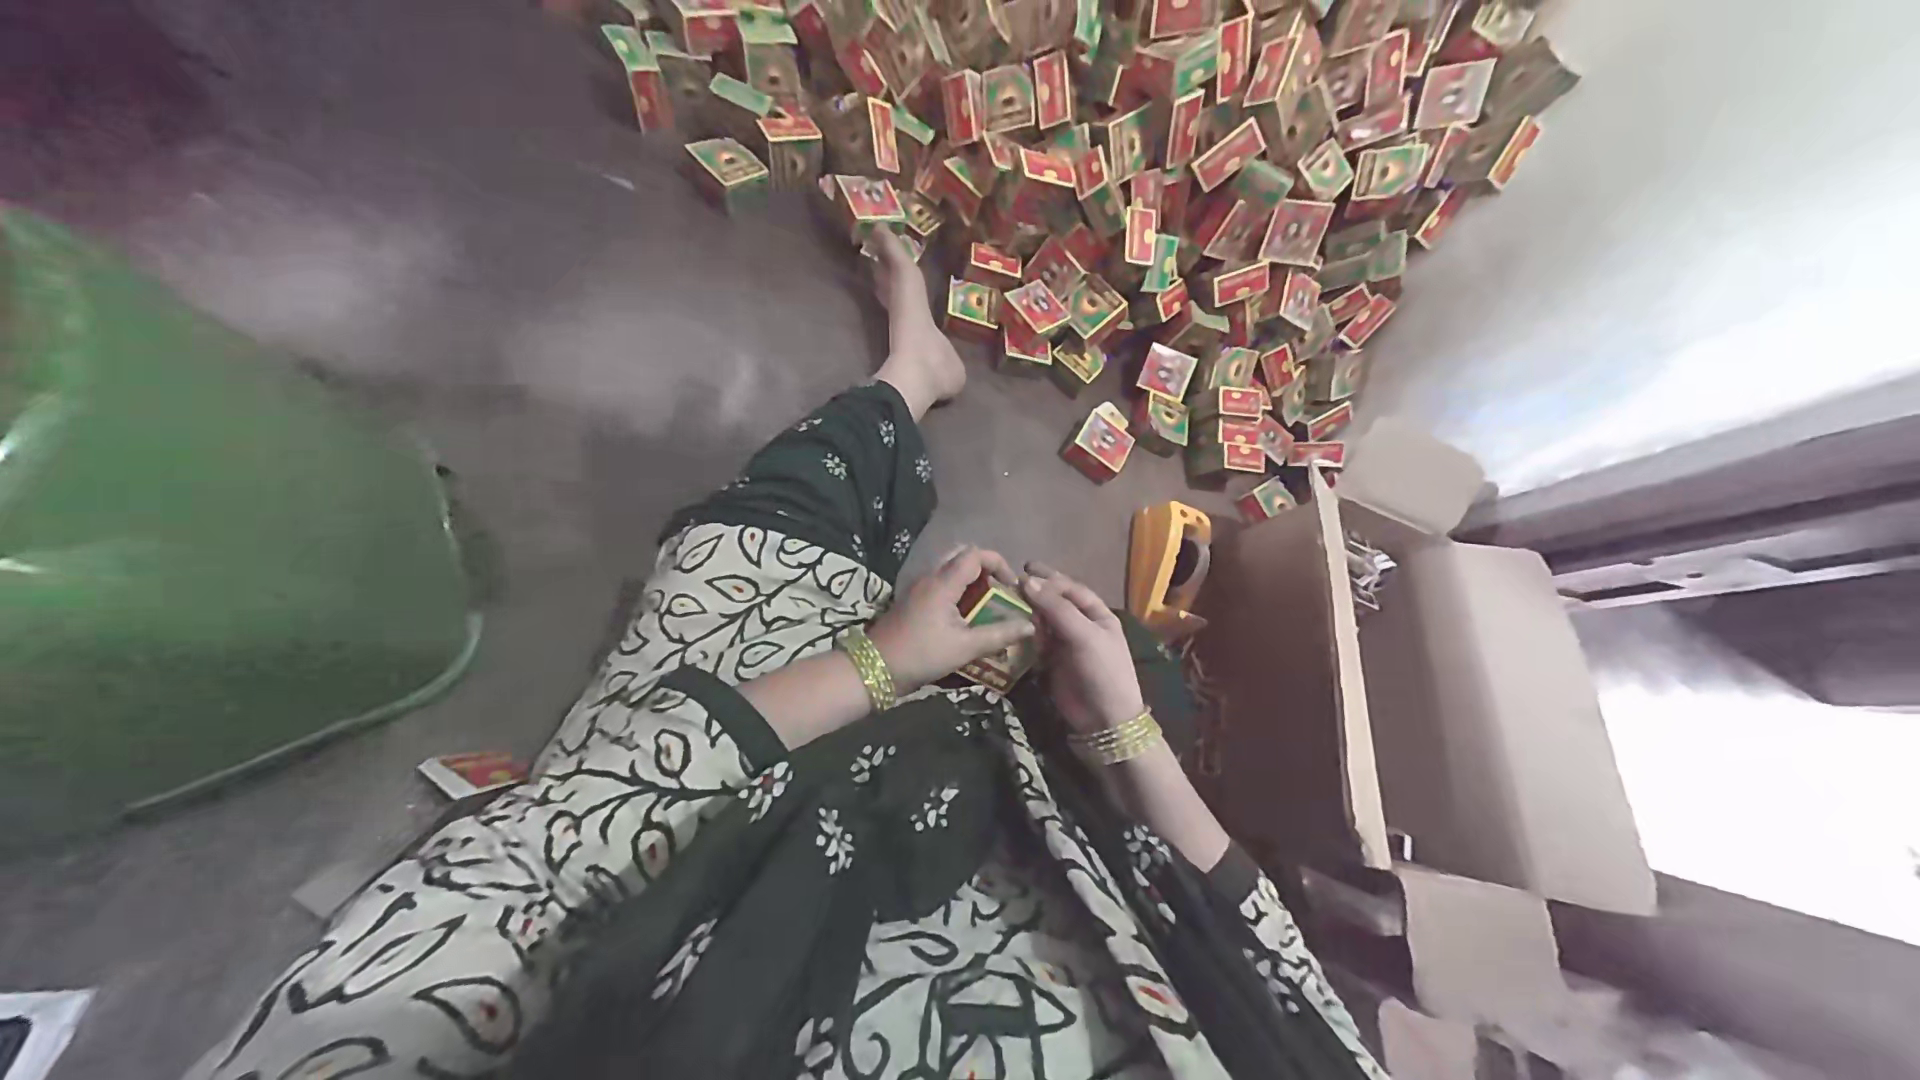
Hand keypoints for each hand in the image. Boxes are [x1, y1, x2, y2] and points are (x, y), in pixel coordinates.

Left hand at [867, 546, 1034, 693]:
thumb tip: (1030, 625)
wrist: (875, 668)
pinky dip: (956, 588)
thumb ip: (999, 635)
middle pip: (961, 555)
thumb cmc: (922, 655)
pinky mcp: (912, 600)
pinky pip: (939, 582)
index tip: (1011, 587)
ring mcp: (918, 587)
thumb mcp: (965, 648)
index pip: (975, 554)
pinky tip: (964, 613)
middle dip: (984, 567)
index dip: (998, 564)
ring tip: (985, 603)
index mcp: (943, 582)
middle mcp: (930, 577)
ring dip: (970, 578)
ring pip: (948, 568)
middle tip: (998, 590)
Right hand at [1020, 563, 1145, 733]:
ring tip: (1005, 603)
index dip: (1049, 578)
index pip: (1070, 589)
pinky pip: (1034, 641)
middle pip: (1055, 602)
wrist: (1104, 720)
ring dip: (1026, 612)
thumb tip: (1028, 581)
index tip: (1023, 570)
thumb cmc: (1102, 671)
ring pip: (1042, 621)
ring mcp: (1065, 644)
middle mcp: (1081, 625)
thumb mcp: (1084, 635)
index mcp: (1097, 614)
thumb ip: (1057, 608)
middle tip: (1009, 582)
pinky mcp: (1050, 662)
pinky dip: (1023, 634)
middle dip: (1035, 592)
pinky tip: (1008, 628)